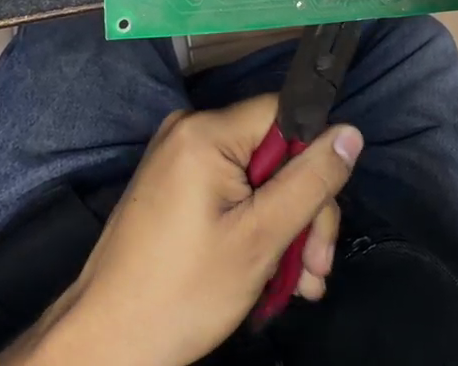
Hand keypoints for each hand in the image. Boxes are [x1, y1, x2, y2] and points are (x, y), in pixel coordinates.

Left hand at [1, 95, 362, 365]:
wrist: (107, 343)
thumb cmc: (184, 291)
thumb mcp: (261, 238)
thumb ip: (310, 182)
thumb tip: (350, 132)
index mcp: (205, 131)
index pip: (284, 114)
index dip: (314, 159)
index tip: (326, 213)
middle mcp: (190, 132)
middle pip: (274, 153)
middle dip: (304, 211)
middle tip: (315, 271)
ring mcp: (178, 161)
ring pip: (257, 180)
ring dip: (285, 230)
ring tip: (298, 286)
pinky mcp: (174, 190)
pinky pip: (231, 195)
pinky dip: (255, 230)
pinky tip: (272, 276)